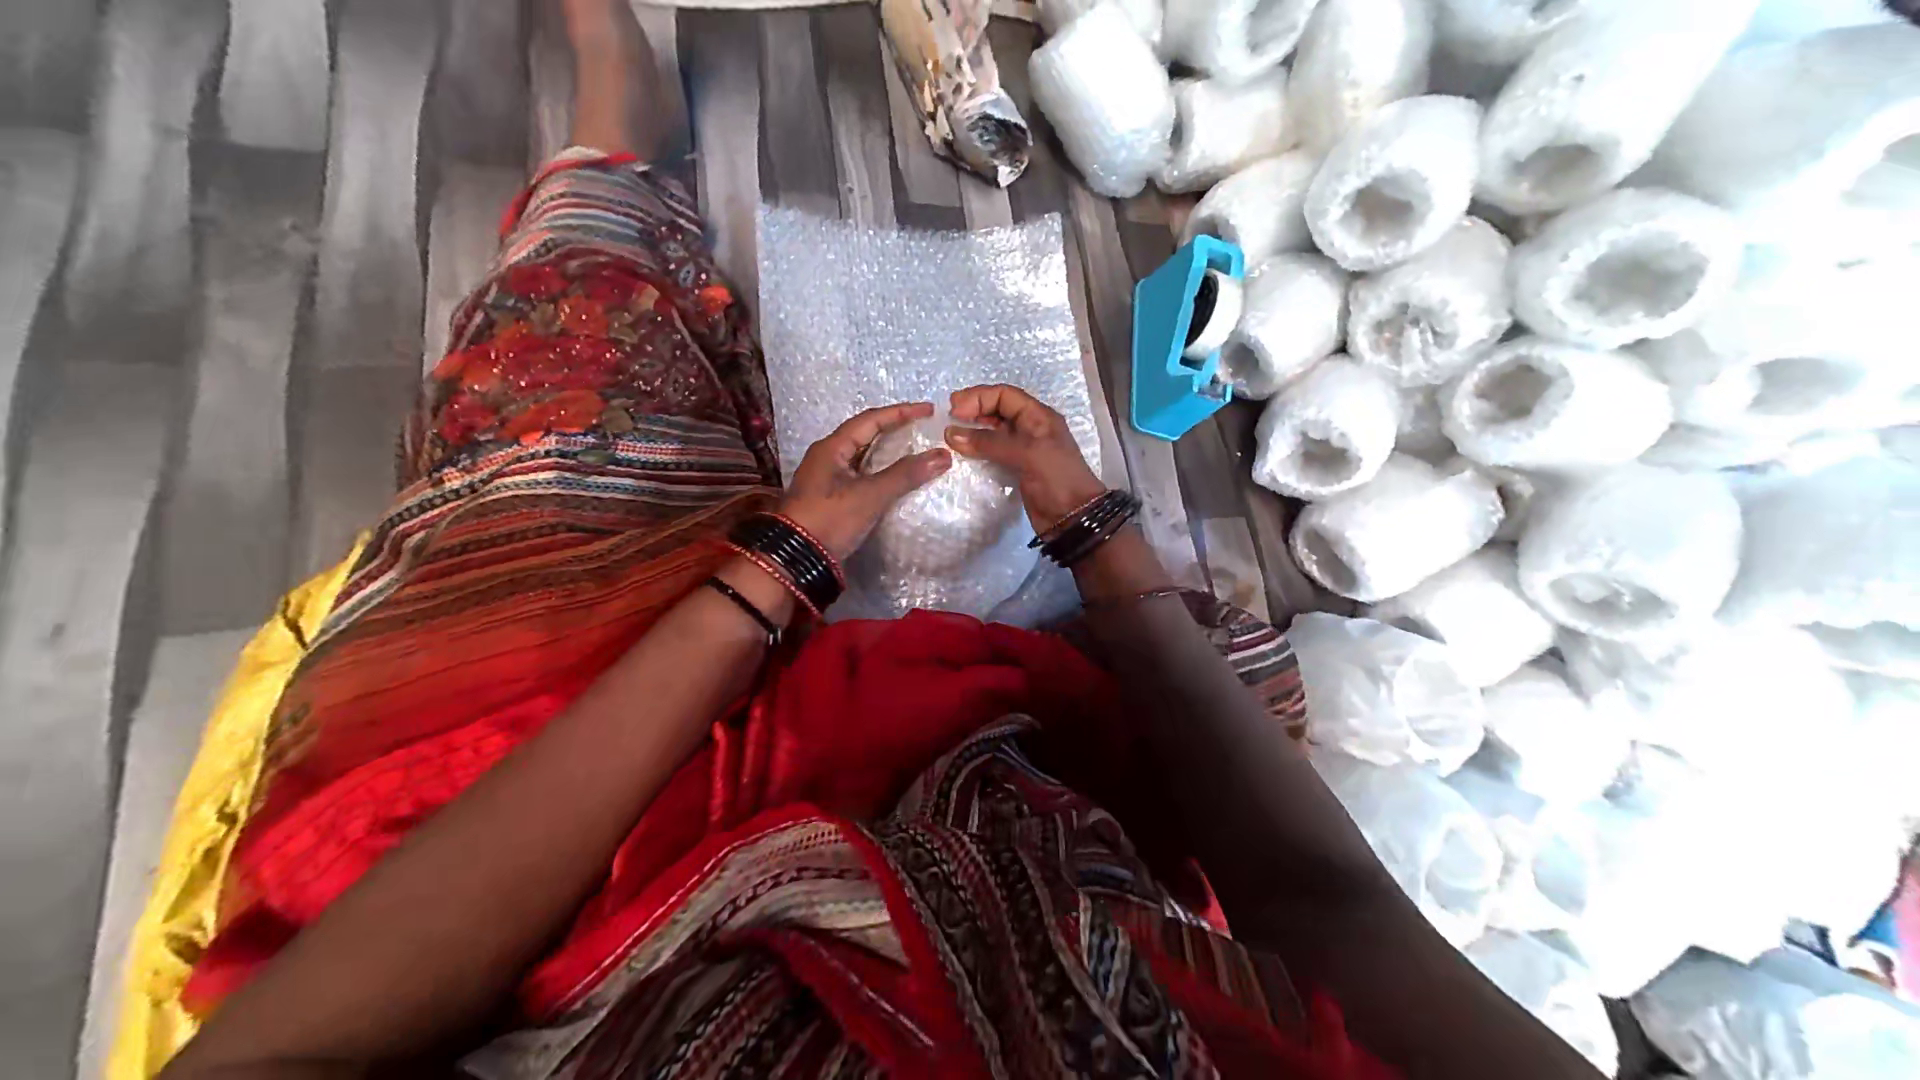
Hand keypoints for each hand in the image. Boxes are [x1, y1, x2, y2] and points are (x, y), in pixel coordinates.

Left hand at [780, 402, 952, 559]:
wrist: (797, 558)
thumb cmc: (830, 519)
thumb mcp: (870, 495)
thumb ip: (905, 474)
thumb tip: (942, 455)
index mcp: (831, 448)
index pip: (870, 419)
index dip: (900, 412)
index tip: (928, 410)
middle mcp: (827, 457)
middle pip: (865, 435)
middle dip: (894, 429)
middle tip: (922, 428)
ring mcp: (827, 479)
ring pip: (863, 456)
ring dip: (888, 452)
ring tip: (915, 450)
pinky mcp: (830, 498)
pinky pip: (861, 475)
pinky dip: (881, 473)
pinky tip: (897, 480)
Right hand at [946, 385, 1104, 530]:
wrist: (1073, 519)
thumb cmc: (1056, 480)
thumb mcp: (1026, 454)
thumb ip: (990, 442)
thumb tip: (951, 433)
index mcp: (1039, 417)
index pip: (1005, 395)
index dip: (979, 397)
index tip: (954, 409)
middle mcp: (1031, 428)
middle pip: (998, 409)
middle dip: (974, 410)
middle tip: (949, 419)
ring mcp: (1024, 449)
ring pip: (994, 431)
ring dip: (973, 430)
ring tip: (951, 435)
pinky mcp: (1017, 468)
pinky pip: (993, 452)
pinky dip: (977, 449)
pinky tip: (963, 453)